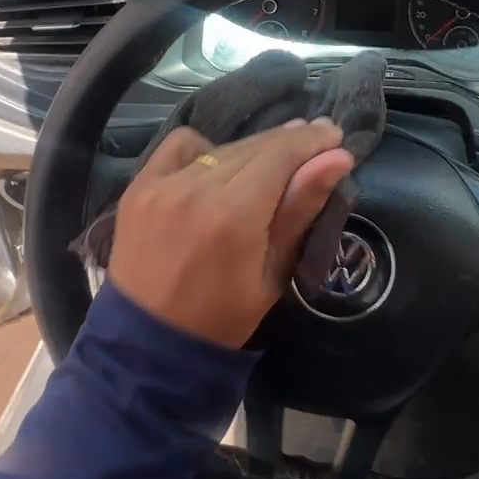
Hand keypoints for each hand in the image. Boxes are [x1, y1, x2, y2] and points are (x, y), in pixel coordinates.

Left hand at [108, 118, 356, 347]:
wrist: (147, 345)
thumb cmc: (222, 317)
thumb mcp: (274, 271)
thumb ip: (302, 207)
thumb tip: (338, 157)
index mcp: (235, 213)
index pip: (282, 154)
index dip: (312, 140)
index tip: (335, 134)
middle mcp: (197, 187)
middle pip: (255, 145)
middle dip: (290, 141)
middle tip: (316, 141)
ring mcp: (163, 183)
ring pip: (223, 146)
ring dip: (254, 148)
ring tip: (272, 159)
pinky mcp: (140, 185)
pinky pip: (181, 145)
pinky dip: (205, 148)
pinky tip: (218, 164)